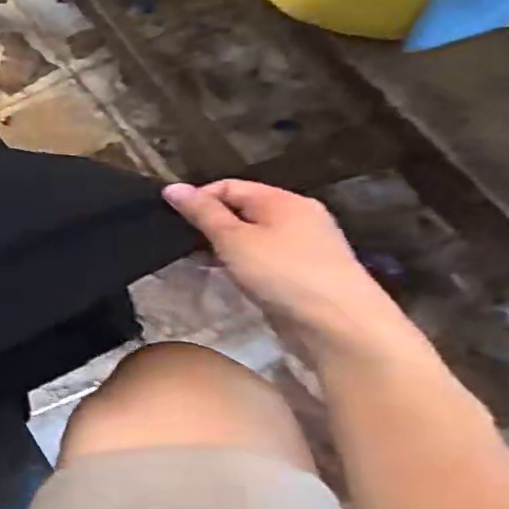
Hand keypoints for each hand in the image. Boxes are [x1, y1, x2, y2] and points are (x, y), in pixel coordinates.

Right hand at [163, 180, 417, 352]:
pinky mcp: (301, 267)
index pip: (228, 186)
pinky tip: (223, 272)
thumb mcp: (232, 238)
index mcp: (283, 201)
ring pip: (249, 232)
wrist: (337, 322)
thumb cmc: (281, 272)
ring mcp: (302, 243)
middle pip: (240, 208)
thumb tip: (172, 187)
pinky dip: (237, 258)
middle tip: (180, 242)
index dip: (197, 199)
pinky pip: (260, 253)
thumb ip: (201, 212)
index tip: (172, 221)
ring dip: (220, 243)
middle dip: (207, 222)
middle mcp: (297, 216)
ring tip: (195, 259)